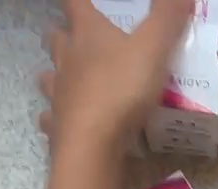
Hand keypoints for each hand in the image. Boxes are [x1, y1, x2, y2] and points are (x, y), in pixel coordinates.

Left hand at [38, 0, 193, 148]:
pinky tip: (63, 123)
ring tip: (69, 81)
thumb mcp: (153, 49)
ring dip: (56, 76)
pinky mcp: (57, 128)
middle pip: (56, 39)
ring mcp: (58, 94)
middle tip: (76, 40)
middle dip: (63, 36)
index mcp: (87, 34)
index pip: (76, 3)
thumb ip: (167, 18)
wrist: (93, 144)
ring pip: (49, 77)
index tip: (80, 0)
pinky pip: (50, 120)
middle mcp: (67, 59)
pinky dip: (54, 119)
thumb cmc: (121, 90)